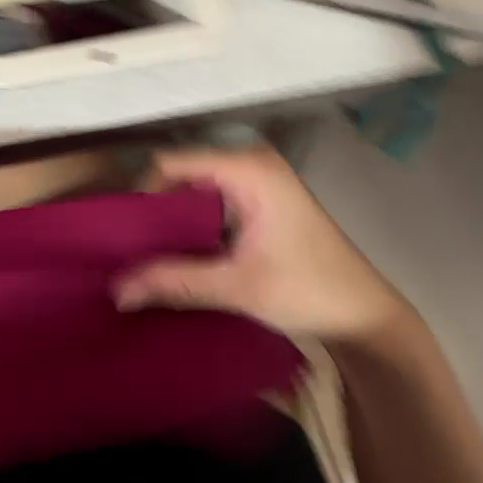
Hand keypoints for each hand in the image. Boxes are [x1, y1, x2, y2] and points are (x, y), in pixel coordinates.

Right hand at [113, 148, 410, 341]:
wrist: (366, 319)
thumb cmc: (309, 291)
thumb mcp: (237, 287)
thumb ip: (174, 282)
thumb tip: (117, 291)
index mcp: (248, 170)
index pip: (171, 164)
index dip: (142, 195)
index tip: (122, 235)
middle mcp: (250, 166)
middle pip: (180, 176)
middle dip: (153, 212)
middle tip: (125, 250)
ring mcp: (256, 185)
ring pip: (193, 193)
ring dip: (170, 225)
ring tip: (142, 257)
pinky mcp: (259, 206)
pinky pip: (209, 206)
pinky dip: (190, 230)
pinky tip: (173, 259)